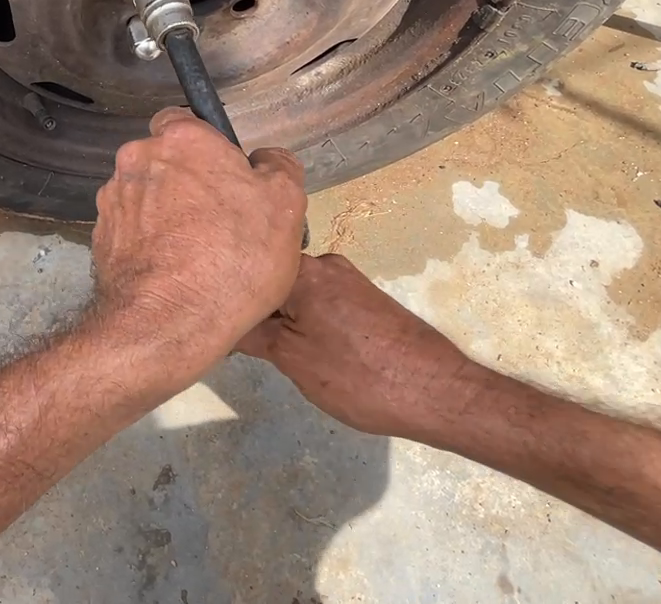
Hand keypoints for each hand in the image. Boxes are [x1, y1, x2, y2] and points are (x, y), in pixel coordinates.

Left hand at [86, 108, 306, 389]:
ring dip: (166, 210)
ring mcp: (113, 197)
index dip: (206, 145)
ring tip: (197, 250)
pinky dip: (147, 238)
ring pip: (146, 193)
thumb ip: (277, 166)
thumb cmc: (234, 257)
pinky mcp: (100, 233)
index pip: (184, 119)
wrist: (167, 320)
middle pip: (164, 158)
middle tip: (220, 218)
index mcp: (180, 139)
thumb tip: (264, 158)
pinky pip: (131, 226)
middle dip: (187, 179)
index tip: (225, 174)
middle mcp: (137, 158)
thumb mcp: (285, 205)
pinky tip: (171, 267)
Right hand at [235, 253, 486, 442]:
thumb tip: (221, 320)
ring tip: (282, 354)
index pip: (248, 274)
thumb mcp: (291, 359)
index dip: (231, 300)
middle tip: (247, 346)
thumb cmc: (359, 376)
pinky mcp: (367, 301)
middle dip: (258, 311)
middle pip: (271, 281)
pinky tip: (314, 353)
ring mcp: (350, 281)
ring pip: (296, 295)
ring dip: (284, 320)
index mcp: (302, 269)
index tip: (219, 325)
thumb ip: (250, 334)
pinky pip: (320, 305)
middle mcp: (326, 264)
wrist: (442, 396)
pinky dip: (309, 324)